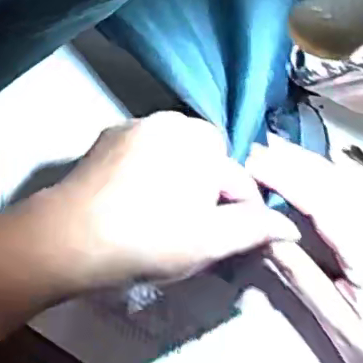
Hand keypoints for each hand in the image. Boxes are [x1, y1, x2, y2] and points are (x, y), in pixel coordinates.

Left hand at [16, 113, 300, 295]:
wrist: (77, 231)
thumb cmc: (150, 236)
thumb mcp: (212, 241)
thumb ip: (253, 228)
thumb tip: (286, 226)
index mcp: (192, 140)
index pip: (238, 173)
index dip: (245, 207)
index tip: (236, 235)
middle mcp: (161, 122)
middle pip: (204, 148)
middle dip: (211, 178)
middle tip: (204, 218)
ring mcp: (129, 125)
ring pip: (172, 144)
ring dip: (181, 169)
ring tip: (174, 209)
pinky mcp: (105, 137)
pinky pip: (144, 145)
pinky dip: (152, 163)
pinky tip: (143, 195)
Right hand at [247, 140, 362, 362]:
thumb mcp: (343, 332)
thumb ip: (302, 275)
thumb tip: (261, 228)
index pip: (323, 203)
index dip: (283, 176)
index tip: (247, 161)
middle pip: (342, 186)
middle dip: (295, 162)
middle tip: (251, 146)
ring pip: (359, 186)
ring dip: (315, 162)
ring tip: (277, 147)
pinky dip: (342, 174)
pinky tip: (325, 166)